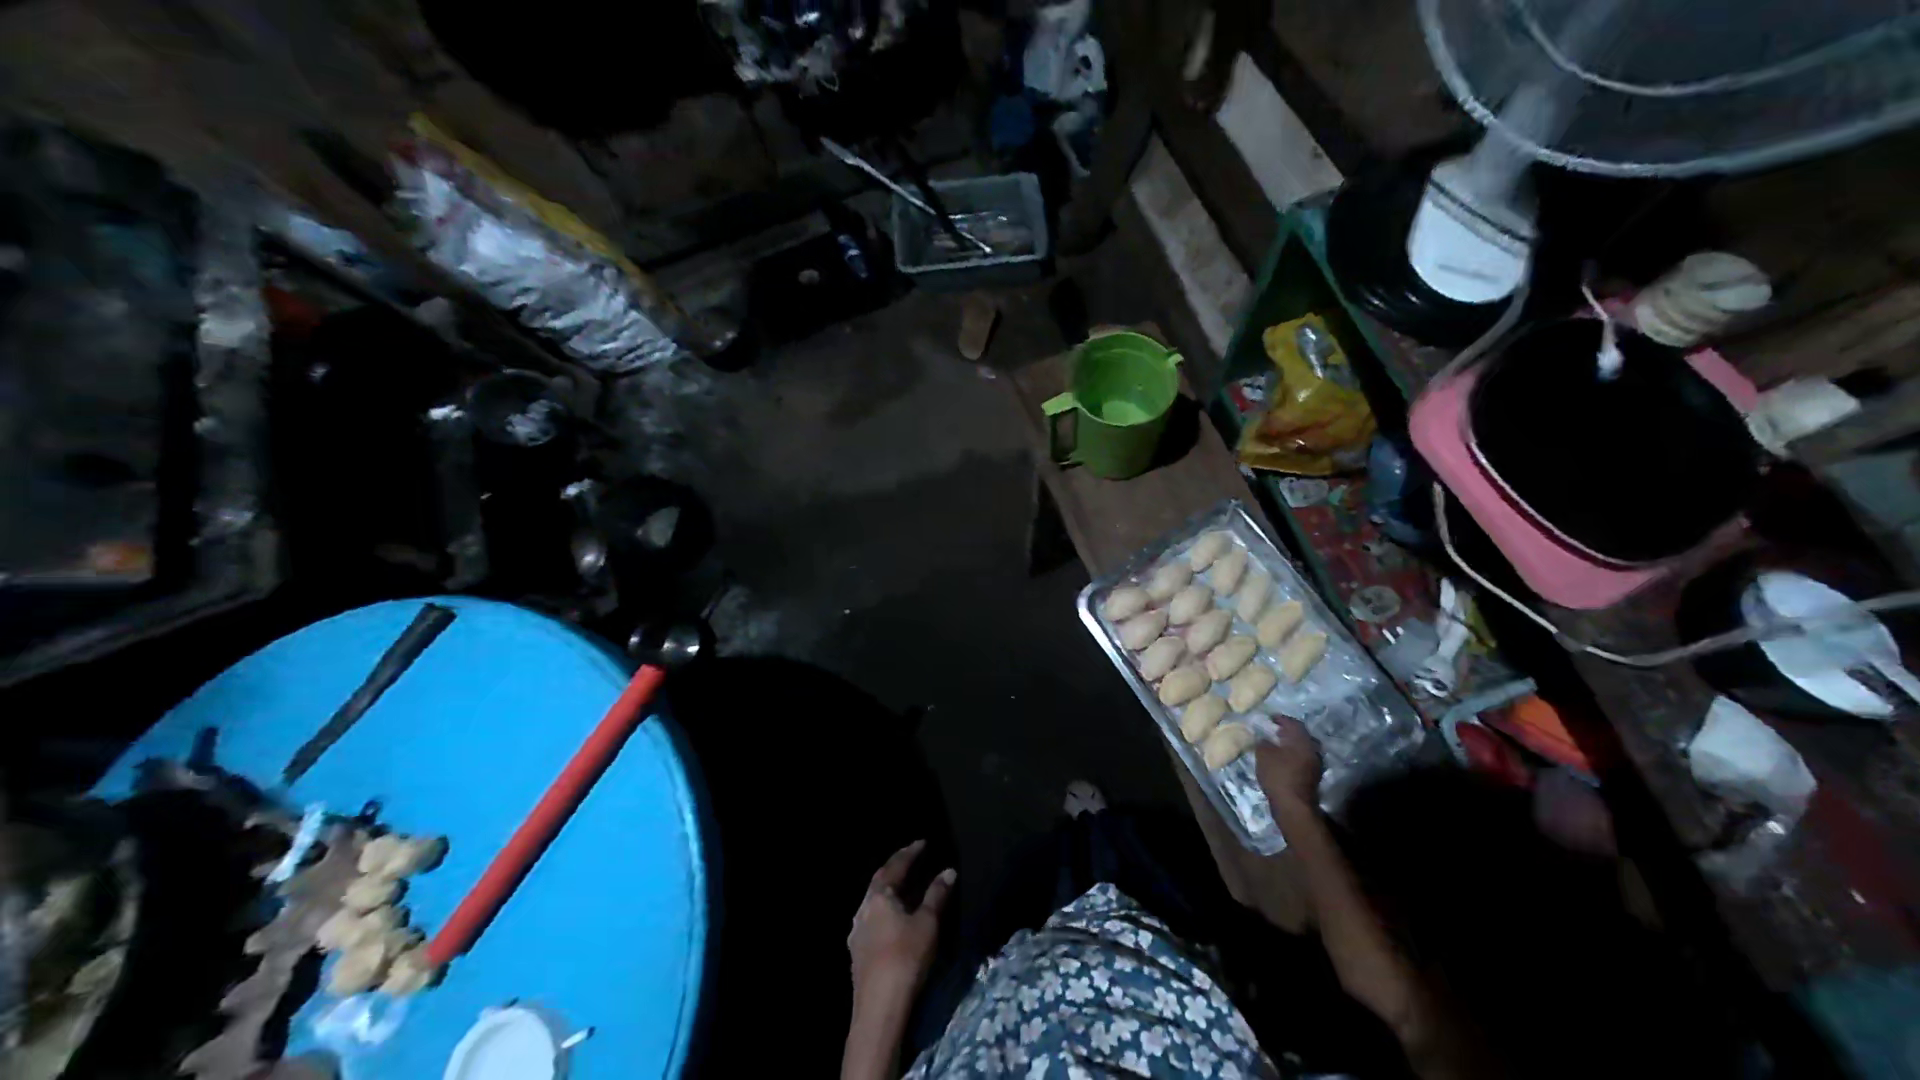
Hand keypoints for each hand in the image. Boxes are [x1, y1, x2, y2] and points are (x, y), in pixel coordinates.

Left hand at [848, 839, 953, 1003]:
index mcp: (879, 896)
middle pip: (880, 881)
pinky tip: (891, 919)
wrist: (879, 1007)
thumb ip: (937, 895)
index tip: (923, 842)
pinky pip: (872, 919)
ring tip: (903, 886)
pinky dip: (884, 910)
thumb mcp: (928, 924)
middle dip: (896, 868)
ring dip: (889, 890)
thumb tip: (948, 871)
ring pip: (873, 901)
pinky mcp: (857, 952)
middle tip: (912, 859)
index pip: (896, 866)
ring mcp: (856, 931)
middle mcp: (863, 908)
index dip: (910, 853)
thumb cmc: (906, 958)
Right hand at [1255, 715, 1323, 812]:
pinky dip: (1293, 756)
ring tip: (1277, 745)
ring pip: (1303, 748)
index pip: (1293, 723)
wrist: (1293, 805)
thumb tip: (1264, 738)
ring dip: (1291, 745)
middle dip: (1288, 732)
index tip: (1270, 718)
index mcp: (1302, 741)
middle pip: (1301, 736)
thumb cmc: (1278, 775)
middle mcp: (1312, 750)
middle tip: (1274, 731)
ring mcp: (1315, 764)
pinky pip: (1303, 759)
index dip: (1281, 719)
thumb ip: (1263, 742)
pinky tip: (1282, 760)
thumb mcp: (1263, 754)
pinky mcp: (1312, 776)